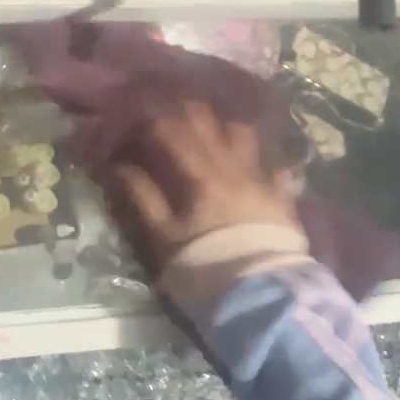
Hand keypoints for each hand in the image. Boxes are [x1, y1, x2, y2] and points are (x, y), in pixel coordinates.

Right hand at [101, 99, 297, 273]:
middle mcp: (232, 164)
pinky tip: (250, 154)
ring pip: (242, 130)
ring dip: (220, 120)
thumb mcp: (162, 236)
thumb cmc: (204, 266)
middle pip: (206, 120)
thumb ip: (141, 195)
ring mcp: (261, 175)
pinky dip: (256, 150)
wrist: (262, 296)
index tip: (130, 112)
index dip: (147, 115)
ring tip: (206, 121)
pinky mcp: (281, 192)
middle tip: (163, 104)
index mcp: (199, 173)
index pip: (170, 128)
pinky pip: (271, 158)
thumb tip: (119, 164)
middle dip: (181, 107)